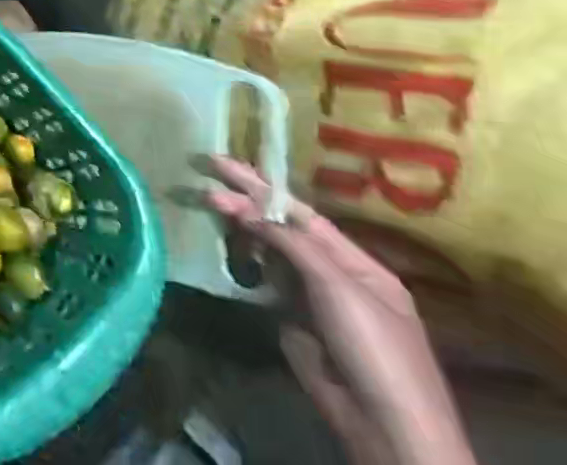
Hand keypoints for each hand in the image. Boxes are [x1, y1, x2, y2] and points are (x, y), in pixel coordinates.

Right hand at [206, 156, 475, 464]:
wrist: (380, 417)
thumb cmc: (372, 345)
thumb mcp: (338, 288)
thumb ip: (291, 243)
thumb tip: (243, 206)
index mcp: (359, 264)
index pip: (302, 214)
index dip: (261, 186)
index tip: (218, 163)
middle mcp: (334, 273)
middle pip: (282, 228)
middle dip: (242, 202)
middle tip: (199, 177)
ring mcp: (310, 296)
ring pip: (266, 250)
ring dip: (236, 227)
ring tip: (201, 205)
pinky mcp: (288, 316)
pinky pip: (259, 277)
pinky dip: (237, 258)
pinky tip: (215, 246)